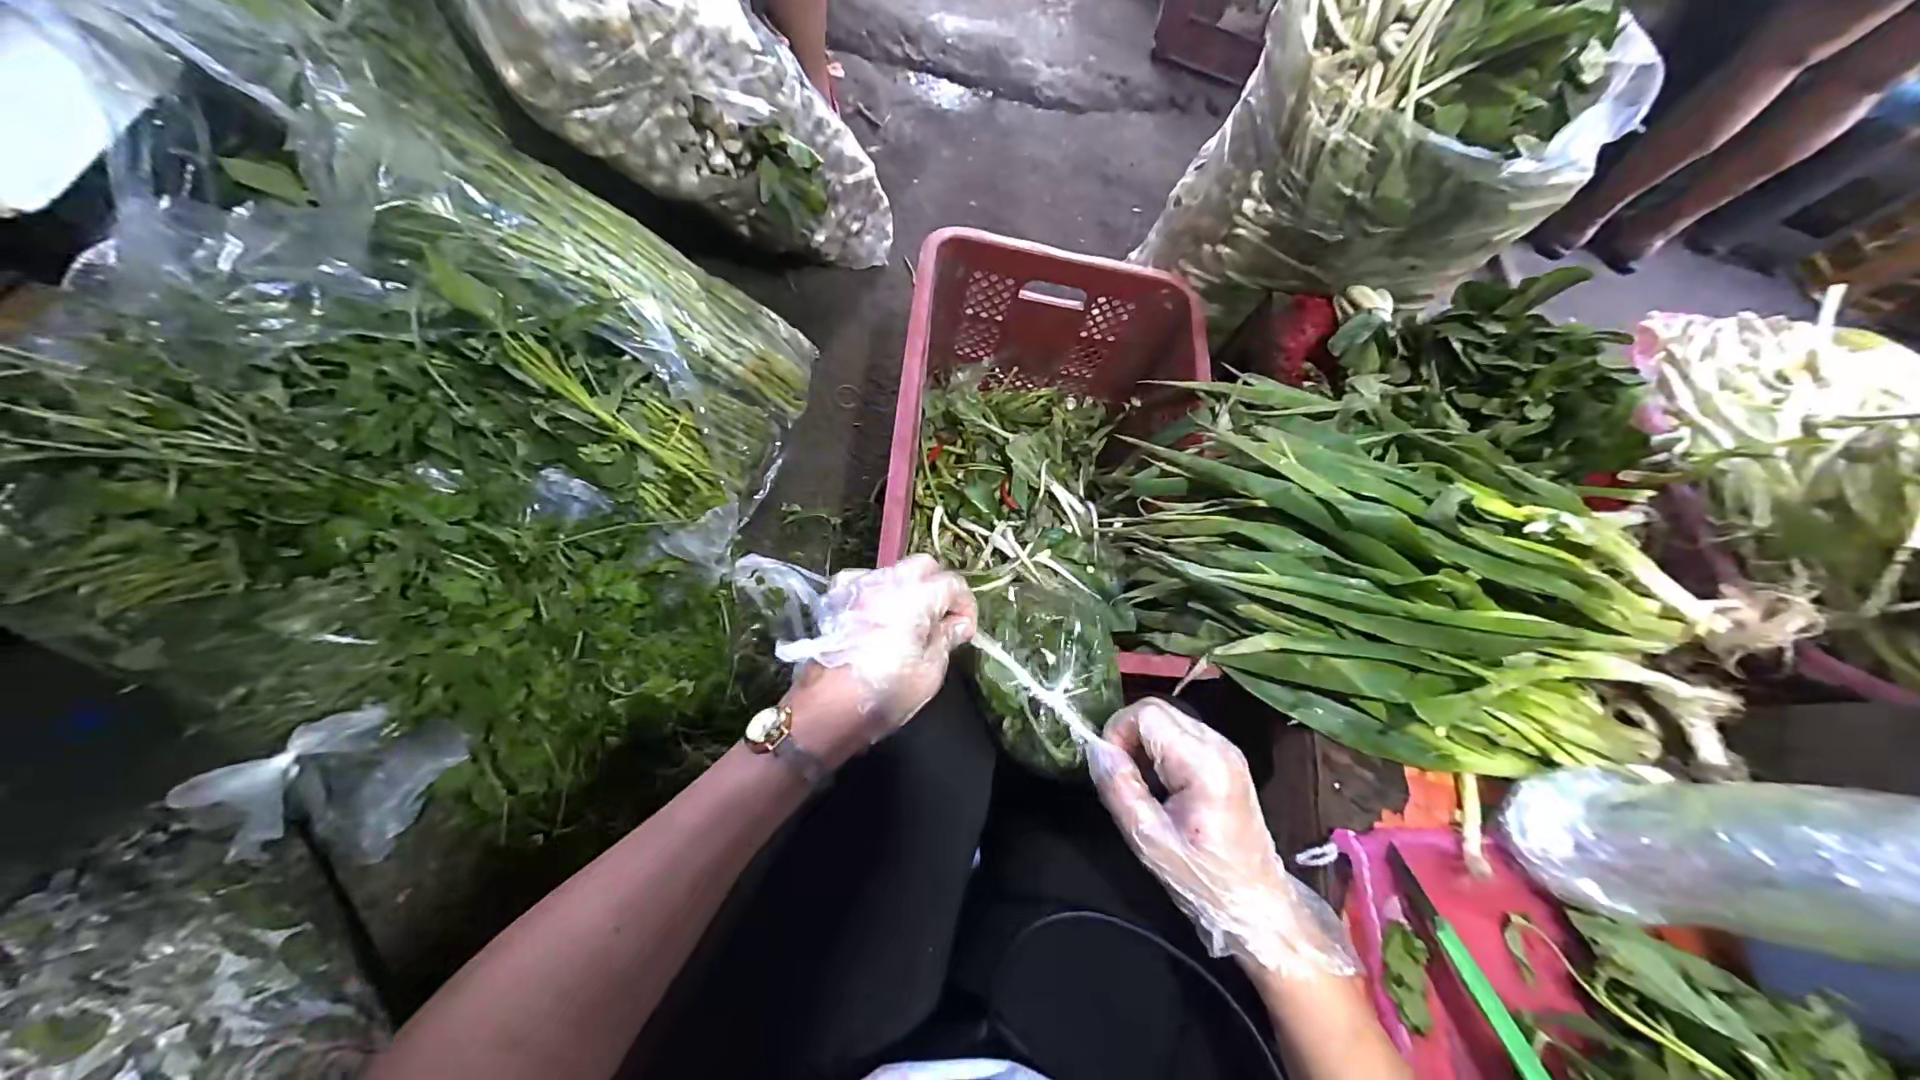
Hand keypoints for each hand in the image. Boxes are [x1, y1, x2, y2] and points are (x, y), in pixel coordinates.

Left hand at [780, 555, 974, 765]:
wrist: (825, 712)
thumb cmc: (883, 695)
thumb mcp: (929, 673)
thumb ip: (946, 639)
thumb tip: (957, 624)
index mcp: (915, 598)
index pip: (953, 584)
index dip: (966, 606)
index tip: (964, 632)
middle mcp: (886, 583)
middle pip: (924, 566)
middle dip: (939, 588)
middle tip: (943, 620)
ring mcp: (858, 589)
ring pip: (894, 571)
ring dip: (910, 589)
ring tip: (912, 620)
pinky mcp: (837, 601)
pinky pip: (864, 582)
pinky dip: (877, 592)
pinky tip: (879, 614)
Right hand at [1087, 698, 1357, 978]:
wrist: (1257, 903)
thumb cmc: (1203, 879)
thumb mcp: (1149, 840)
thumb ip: (1119, 788)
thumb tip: (1095, 748)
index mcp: (1204, 763)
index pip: (1146, 713)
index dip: (1118, 733)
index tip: (1113, 771)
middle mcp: (1219, 745)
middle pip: (1156, 708)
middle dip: (1128, 735)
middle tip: (1124, 778)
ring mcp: (1226, 748)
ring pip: (1167, 718)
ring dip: (1143, 743)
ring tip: (1143, 786)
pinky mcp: (1225, 757)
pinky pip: (1180, 733)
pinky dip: (1160, 749)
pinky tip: (1162, 786)